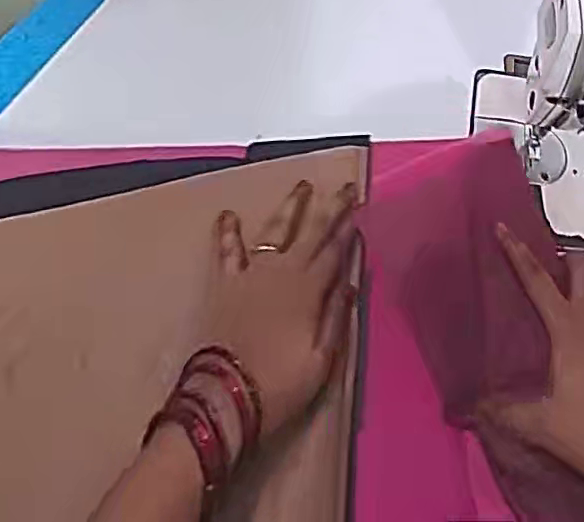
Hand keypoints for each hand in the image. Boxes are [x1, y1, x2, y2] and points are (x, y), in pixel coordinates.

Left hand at [203, 181, 359, 446]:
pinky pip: (228, 250)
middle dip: (333, 207)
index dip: (349, 231)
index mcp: (310, 289)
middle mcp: (285, 270)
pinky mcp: (227, 282)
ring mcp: (253, 272)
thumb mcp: (321, 361)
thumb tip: (350, 285)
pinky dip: (228, 231)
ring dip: (291, 205)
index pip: (336, 252)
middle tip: (347, 187)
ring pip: (277, 228)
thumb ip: (336, 318)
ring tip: (302, 185)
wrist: (224, 398)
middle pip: (314, 231)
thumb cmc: (278, 384)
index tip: (359, 210)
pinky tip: (228, 213)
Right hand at [478, 223, 583, 491]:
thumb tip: (481, 407)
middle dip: (561, 257)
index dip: (516, 250)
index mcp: (568, 325)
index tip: (503, 229)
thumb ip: (508, 413)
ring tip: (557, 305)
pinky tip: (582, 342)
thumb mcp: (545, 426)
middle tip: (544, 264)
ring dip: (577, 288)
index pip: (536, 277)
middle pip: (579, 265)